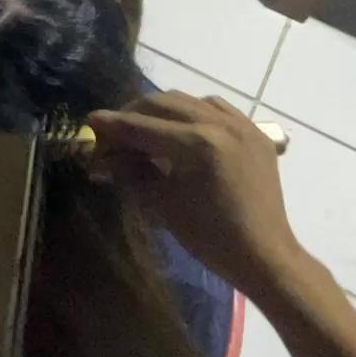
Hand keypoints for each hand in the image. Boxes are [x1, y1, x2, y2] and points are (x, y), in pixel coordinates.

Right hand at [88, 92, 302, 297]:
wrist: (265, 256)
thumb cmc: (209, 237)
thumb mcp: (161, 203)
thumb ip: (129, 173)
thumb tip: (98, 161)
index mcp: (195, 143)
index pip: (140, 126)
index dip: (111, 124)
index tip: (89, 120)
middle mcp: (218, 123)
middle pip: (160, 104)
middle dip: (131, 114)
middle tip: (113, 130)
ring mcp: (240, 124)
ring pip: (186, 100)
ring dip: (160, 109)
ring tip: (144, 127)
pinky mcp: (254, 131)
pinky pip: (215, 106)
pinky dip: (193, 110)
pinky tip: (183, 126)